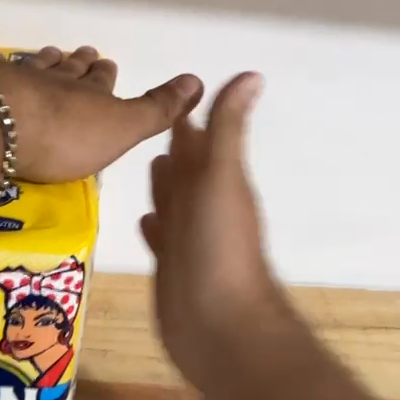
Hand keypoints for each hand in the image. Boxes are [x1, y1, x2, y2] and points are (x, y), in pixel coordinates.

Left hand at [0, 47, 202, 182]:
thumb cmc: (64, 135)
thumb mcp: (121, 128)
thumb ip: (156, 109)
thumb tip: (197, 80)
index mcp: (87, 95)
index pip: (101, 81)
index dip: (104, 73)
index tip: (105, 62)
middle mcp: (52, 82)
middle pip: (67, 69)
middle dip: (76, 63)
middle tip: (80, 54)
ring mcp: (12, 81)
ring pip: (32, 68)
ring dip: (41, 62)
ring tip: (46, 55)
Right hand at [140, 72, 285, 386]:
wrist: (220, 326)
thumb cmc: (220, 247)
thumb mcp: (222, 177)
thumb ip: (227, 129)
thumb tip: (252, 74)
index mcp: (215, 180)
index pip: (196, 140)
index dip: (185, 117)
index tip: (173, 91)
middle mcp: (202, 205)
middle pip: (184, 169)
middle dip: (172, 147)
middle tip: (149, 124)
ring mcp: (189, 238)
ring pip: (173, 201)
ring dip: (164, 184)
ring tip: (148, 161)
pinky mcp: (174, 267)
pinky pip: (163, 237)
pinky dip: (156, 225)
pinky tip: (146, 220)